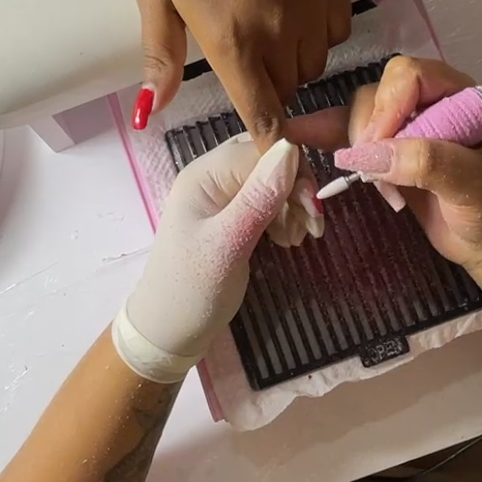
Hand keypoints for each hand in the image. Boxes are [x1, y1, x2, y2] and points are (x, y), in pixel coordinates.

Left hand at [113, 136, 308, 381]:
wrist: (169, 333)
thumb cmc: (192, 291)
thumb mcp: (228, 245)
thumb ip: (258, 197)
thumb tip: (289, 148)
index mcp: (204, 175)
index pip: (262, 149)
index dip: (294, 172)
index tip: (313, 208)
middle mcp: (212, 177)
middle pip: (269, 161)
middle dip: (297, 189)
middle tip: (312, 228)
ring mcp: (222, 197)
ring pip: (273, 181)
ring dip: (294, 205)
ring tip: (299, 240)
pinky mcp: (232, 217)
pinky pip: (268, 201)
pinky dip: (285, 216)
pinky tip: (288, 239)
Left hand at [131, 0, 350, 149]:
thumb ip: (160, 58)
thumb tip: (150, 112)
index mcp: (231, 41)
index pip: (262, 113)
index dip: (267, 138)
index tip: (269, 149)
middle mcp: (278, 32)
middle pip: (287, 91)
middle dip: (269, 87)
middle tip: (247, 55)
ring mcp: (312, 6)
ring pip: (314, 64)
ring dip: (294, 61)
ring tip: (270, 28)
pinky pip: (337, 32)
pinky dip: (320, 33)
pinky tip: (297, 8)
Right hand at [288, 58, 481, 288]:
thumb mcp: (472, 185)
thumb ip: (427, 162)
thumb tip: (367, 154)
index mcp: (459, 95)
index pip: (409, 76)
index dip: (388, 106)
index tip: (382, 146)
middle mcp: (429, 104)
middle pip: (377, 95)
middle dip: (368, 131)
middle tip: (375, 174)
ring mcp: (407, 130)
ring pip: (360, 117)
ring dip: (354, 146)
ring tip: (369, 183)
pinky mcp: (389, 156)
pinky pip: (352, 139)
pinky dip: (326, 139)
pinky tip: (297, 137)